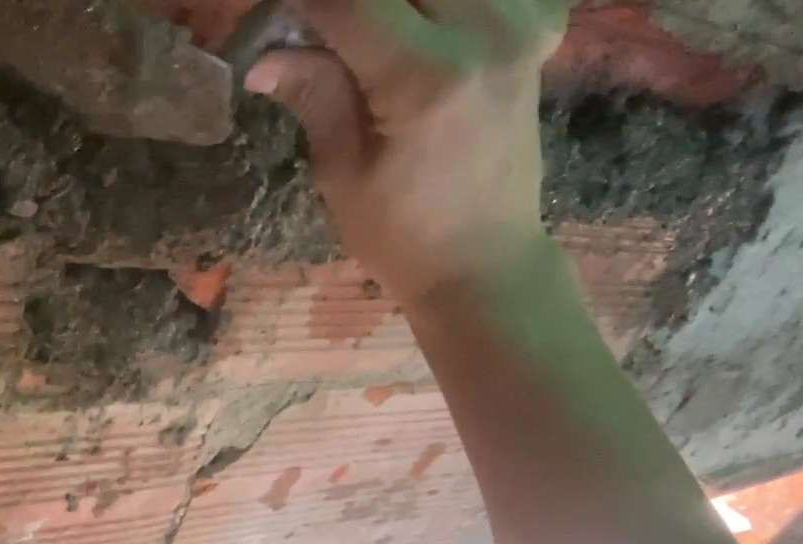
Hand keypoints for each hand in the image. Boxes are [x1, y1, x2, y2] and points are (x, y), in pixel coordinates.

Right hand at [248, 0, 566, 304]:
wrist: (480, 258)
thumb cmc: (398, 234)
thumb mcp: (340, 173)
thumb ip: (316, 96)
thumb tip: (264, 57)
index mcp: (427, 78)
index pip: (354, 5)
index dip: (305, 6)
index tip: (271, 18)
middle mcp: (488, 33)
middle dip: (348, 7)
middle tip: (311, 33)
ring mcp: (523, 25)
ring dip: (392, 9)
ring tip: (358, 44)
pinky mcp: (537, 29)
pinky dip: (440, 10)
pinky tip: (417, 36)